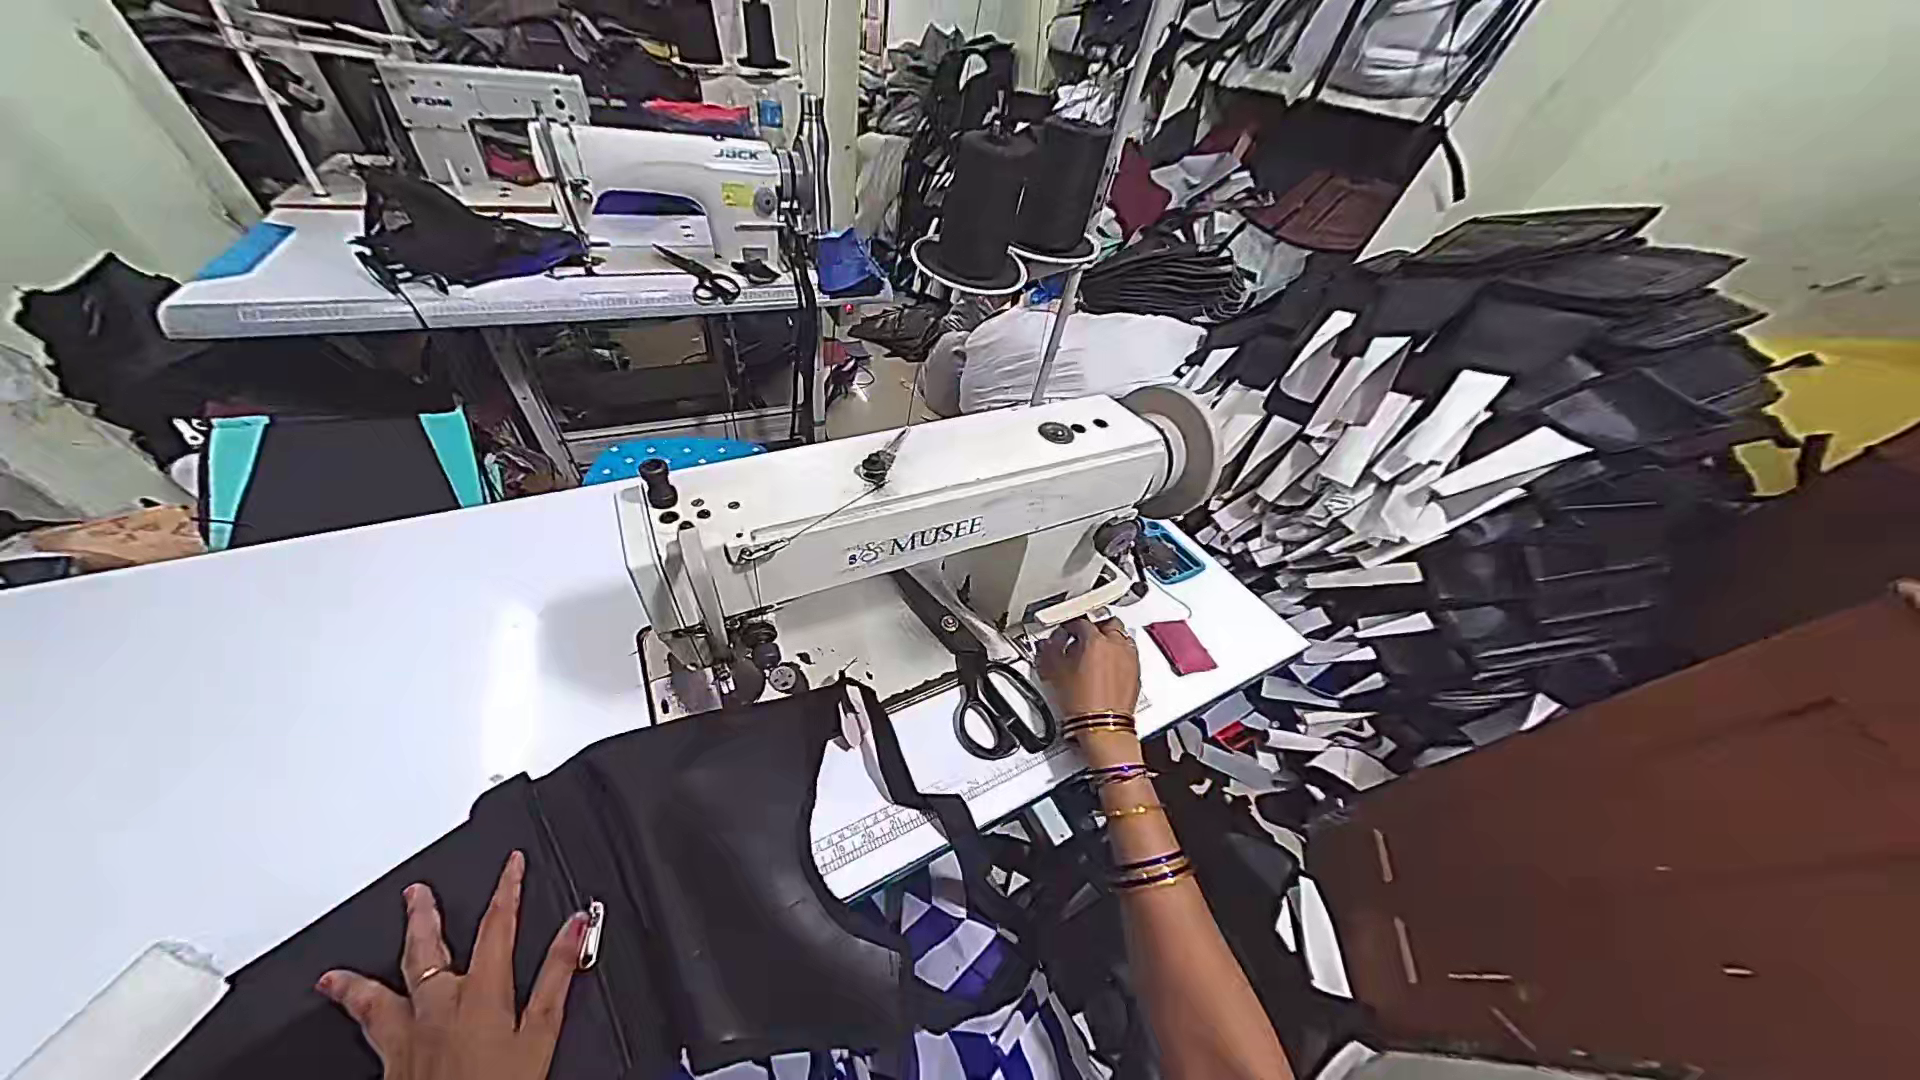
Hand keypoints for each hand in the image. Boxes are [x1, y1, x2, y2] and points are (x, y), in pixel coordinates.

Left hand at [316, 851, 586, 1079]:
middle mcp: (437, 1011)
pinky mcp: (388, 1071)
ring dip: (359, 981)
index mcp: (480, 993)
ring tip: (334, 974)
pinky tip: (351, 1025)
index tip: (512, 864)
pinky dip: (356, 1023)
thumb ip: (559, 972)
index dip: (507, 888)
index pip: (496, 925)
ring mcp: (405, 1043)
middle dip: (423, 919)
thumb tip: (575, 925)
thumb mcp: (542, 1030)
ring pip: (379, 1000)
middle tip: (415, 894)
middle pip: (427, 952)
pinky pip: (366, 1036)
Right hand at [1038, 616, 1140, 719]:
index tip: (1065, 634)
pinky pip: (1128, 653)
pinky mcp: (1136, 672)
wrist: (1103, 728)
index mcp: (1096, 640)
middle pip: (1106, 623)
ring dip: (1109, 639)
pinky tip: (1107, 666)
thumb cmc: (1084, 704)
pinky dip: (1118, 655)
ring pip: (1121, 636)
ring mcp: (1129, 658)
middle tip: (1082, 638)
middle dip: (1094, 627)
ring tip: (1095, 652)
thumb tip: (1049, 644)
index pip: (1081, 622)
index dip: (1069, 627)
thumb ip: (1050, 650)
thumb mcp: (1055, 672)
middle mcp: (1117, 645)